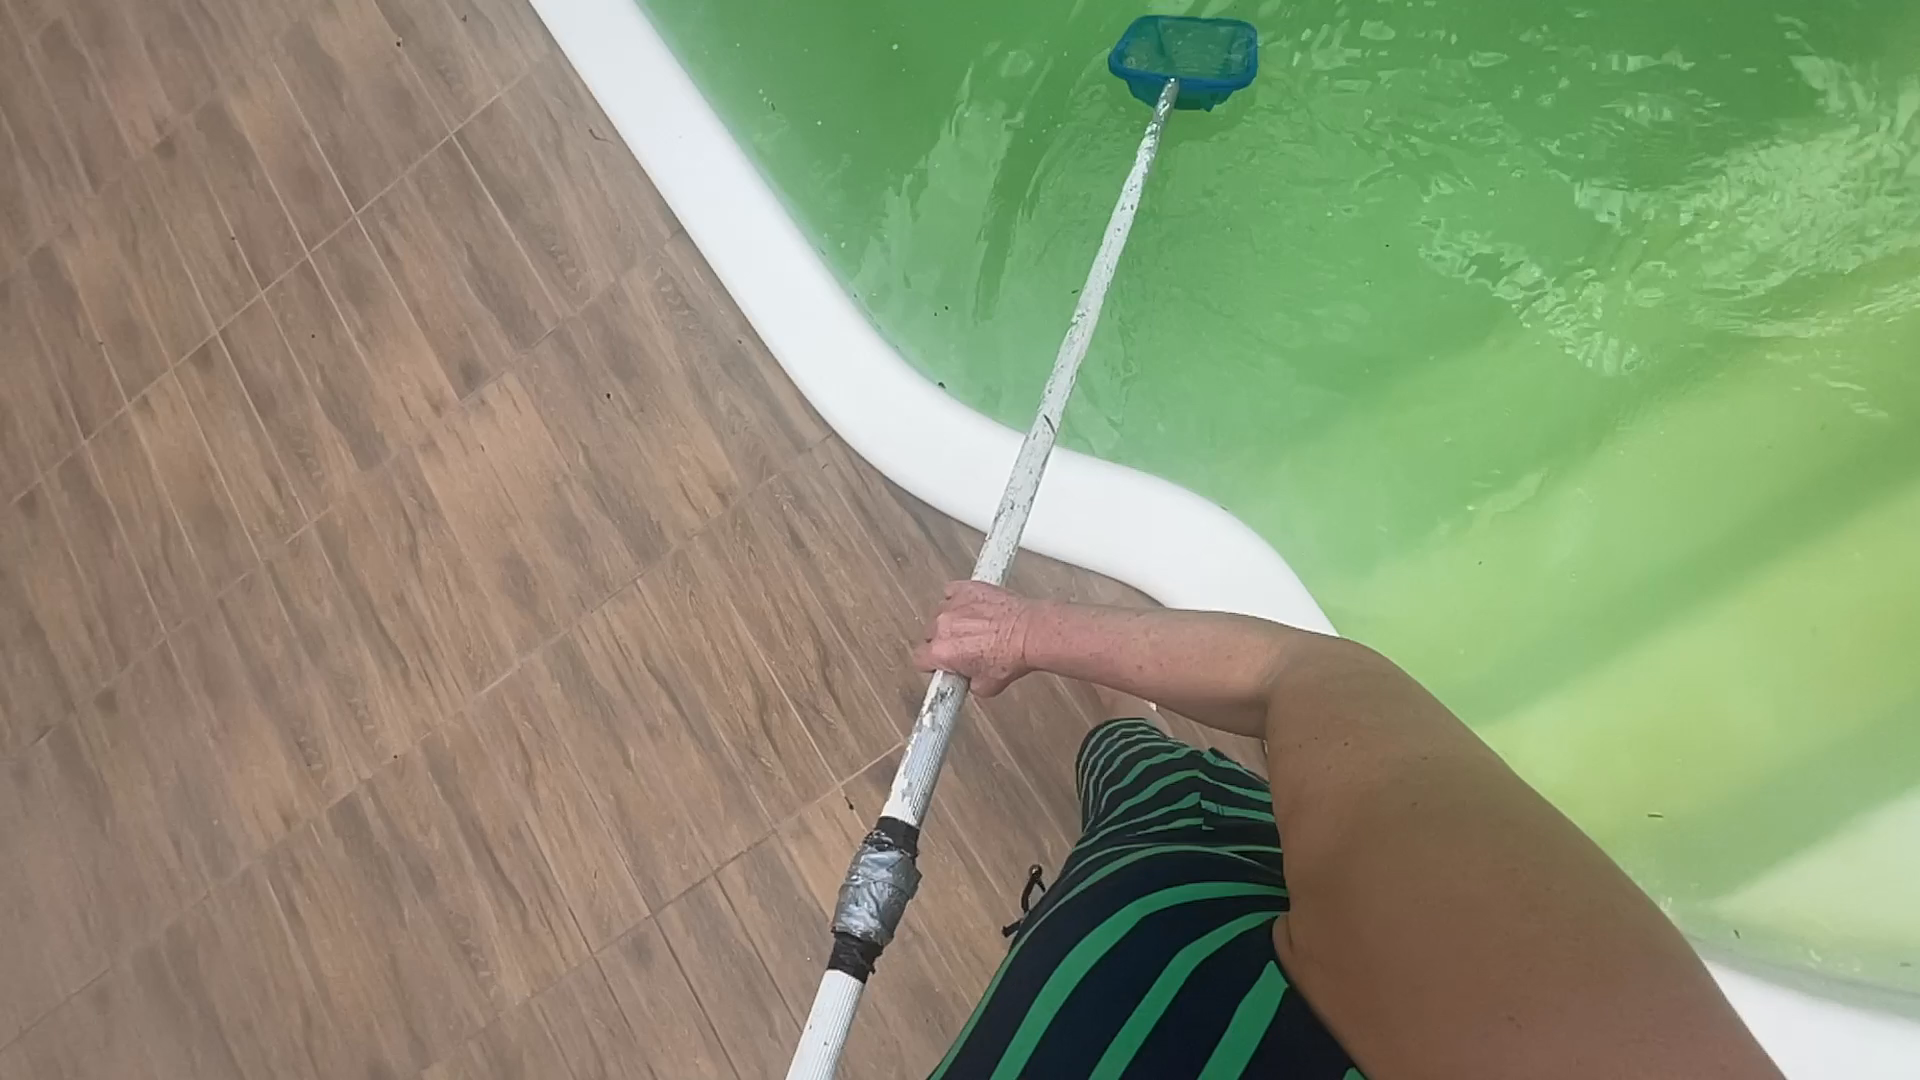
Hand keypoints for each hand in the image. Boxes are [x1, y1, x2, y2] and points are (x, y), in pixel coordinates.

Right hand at [911, 581, 1039, 696]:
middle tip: (964, 647)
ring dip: (953, 621)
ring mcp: (953, 605)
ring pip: (941, 613)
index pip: (920, 659)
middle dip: (945, 642)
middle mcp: (942, 626)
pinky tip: (973, 607)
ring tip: (975, 627)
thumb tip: (967, 678)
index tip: (940, 663)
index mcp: (941, 652)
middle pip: (931, 635)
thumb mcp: (986, 687)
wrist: (1031, 632)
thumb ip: (967, 682)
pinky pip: (952, 592)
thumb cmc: (1013, 656)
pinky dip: (959, 599)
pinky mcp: (966, 588)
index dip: (931, 663)